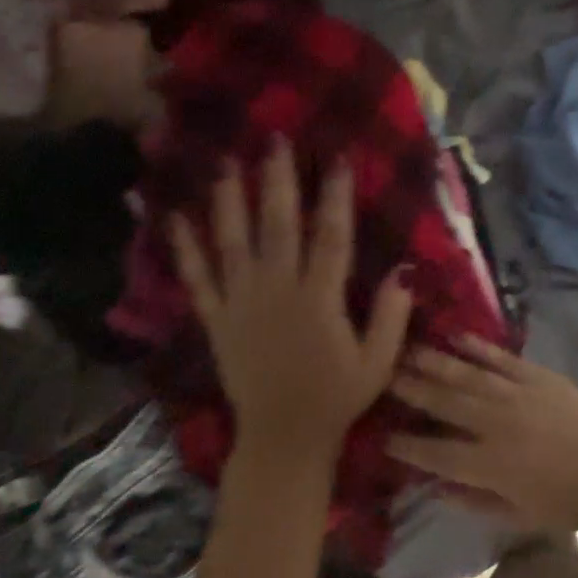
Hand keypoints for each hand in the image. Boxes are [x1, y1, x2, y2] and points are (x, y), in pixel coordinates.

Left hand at [170, 138, 413, 460]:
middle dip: (277, 180)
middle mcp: (277, 291)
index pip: (330, 236)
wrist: (284, 437)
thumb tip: (404, 268)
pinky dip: (185, 249)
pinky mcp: (217, 320)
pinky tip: (174, 218)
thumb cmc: (338, 400)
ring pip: (232, 242)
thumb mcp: (378, 363)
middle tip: (273, 139)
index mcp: (320, 300)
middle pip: (277, 225)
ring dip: (228, 200)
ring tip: (225, 163)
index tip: (338, 157)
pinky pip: (197, 279)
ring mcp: (242, 304)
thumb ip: (391, 316)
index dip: (335, 195)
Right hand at [385, 337, 577, 530]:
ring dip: (432, 361)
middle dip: (407, 389)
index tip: (380, 435)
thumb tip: (436, 489)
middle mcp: (495, 425)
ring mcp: (518, 396)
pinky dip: (477, 347)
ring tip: (404, 348)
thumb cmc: (574, 502)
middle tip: (378, 374)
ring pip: (465, 375)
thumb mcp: (523, 518)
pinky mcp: (539, 377)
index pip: (434, 453)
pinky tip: (456, 336)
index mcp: (489, 465)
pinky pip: (501, 359)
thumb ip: (476, 502)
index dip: (405, 445)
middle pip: (442, 403)